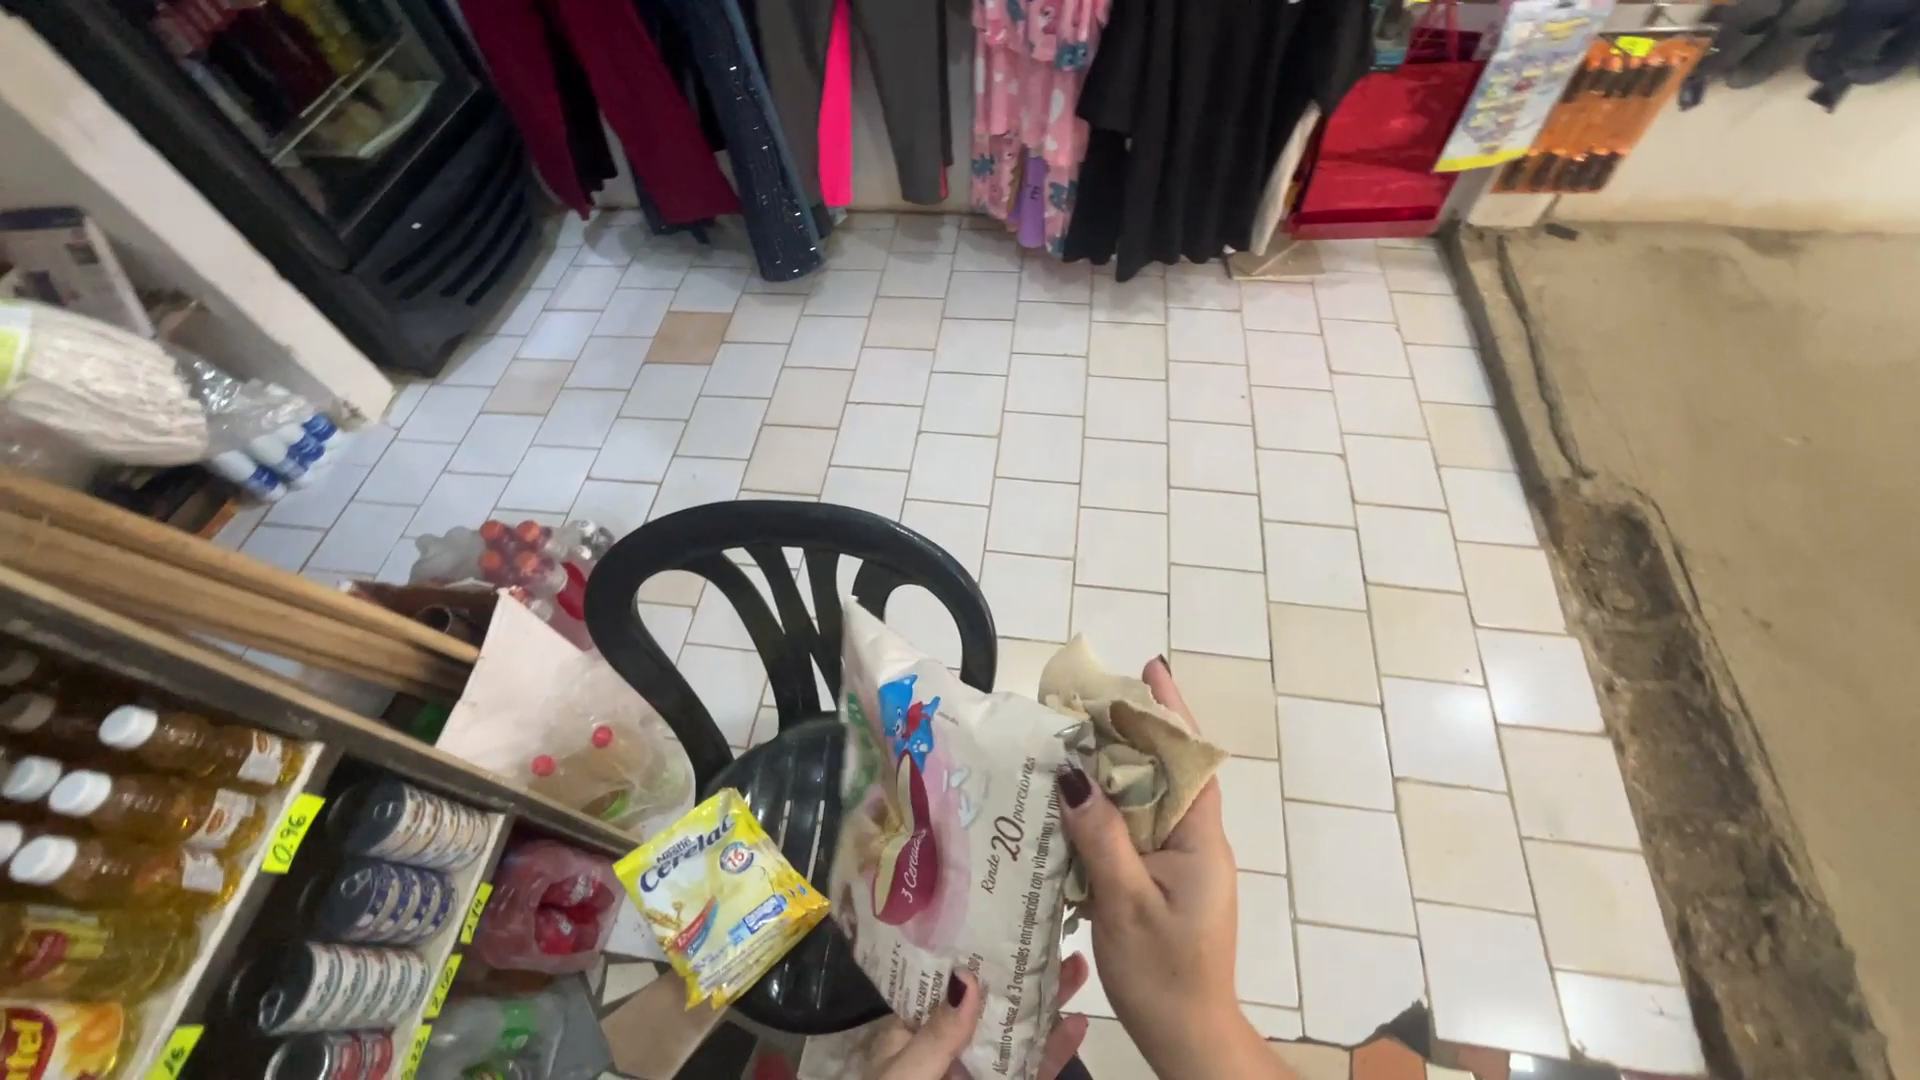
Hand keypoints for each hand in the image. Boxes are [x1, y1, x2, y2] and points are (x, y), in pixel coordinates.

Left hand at [866, 957, 1090, 1079]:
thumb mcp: (904, 1074)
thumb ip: (936, 1034)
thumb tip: (967, 976)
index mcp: (913, 1032)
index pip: (945, 982)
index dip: (975, 953)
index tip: (1005, 922)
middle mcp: (949, 1047)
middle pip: (990, 1003)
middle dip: (1022, 972)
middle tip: (1055, 940)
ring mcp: (977, 1073)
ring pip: (1016, 1033)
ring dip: (1047, 1004)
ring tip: (1077, 968)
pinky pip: (1030, 1070)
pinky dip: (1054, 1051)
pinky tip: (1076, 1026)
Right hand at [1054, 657, 1274, 1079]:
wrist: (1188, 1039)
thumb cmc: (1164, 974)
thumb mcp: (1126, 904)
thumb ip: (1101, 837)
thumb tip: (1071, 774)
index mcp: (1199, 839)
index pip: (1189, 758)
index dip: (1169, 710)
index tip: (1150, 667)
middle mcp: (1195, 840)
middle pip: (1165, 769)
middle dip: (1132, 729)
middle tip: (1087, 699)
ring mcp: (1180, 860)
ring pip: (1147, 797)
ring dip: (1115, 767)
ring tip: (1073, 738)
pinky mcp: (1162, 877)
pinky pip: (1135, 826)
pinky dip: (1108, 806)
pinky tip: (1075, 802)